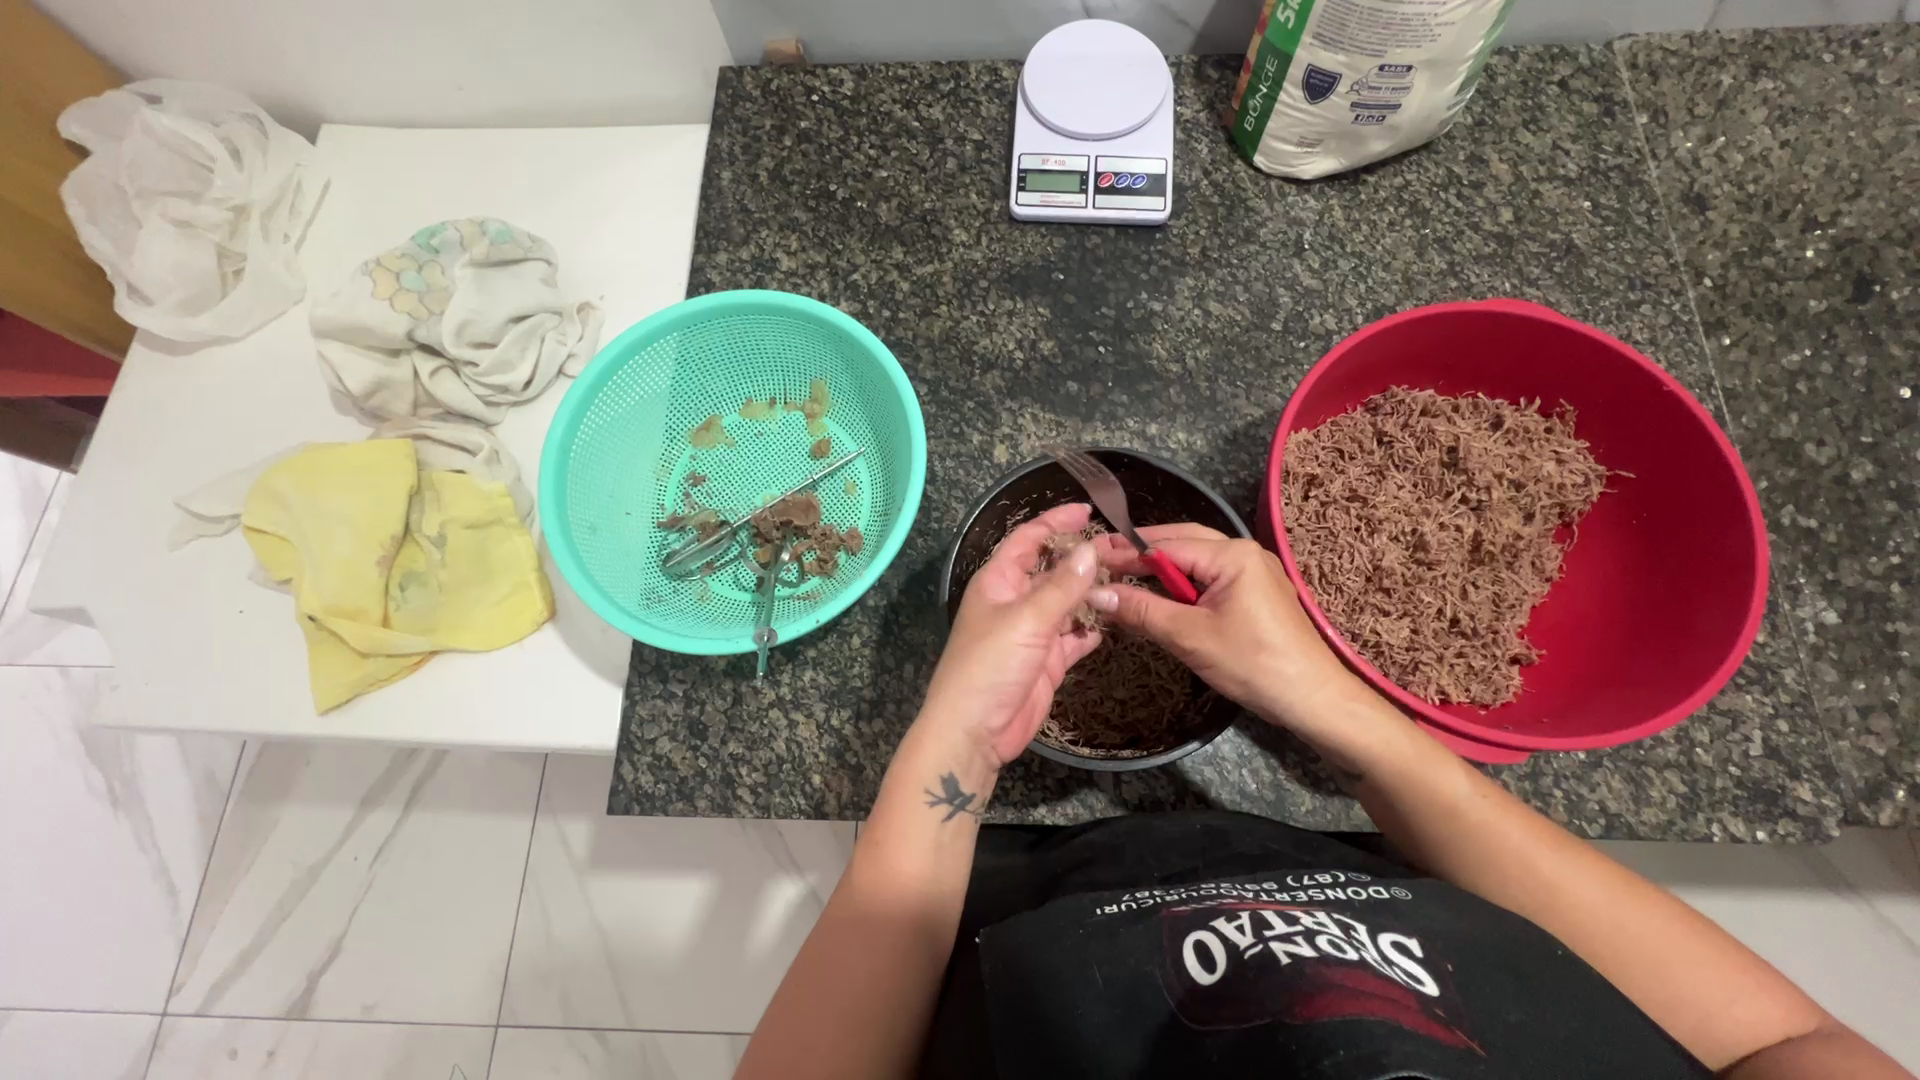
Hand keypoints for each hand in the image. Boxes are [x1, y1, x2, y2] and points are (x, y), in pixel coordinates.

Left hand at [921, 503, 1104, 767]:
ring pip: (1067, 602)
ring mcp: (1032, 632)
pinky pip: (1074, 636)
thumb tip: (1090, 549)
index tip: (1088, 511)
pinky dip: (1092, 629)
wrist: (975, 731)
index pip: (1029, 539)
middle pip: (1053, 570)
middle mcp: (1015, 601)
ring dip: (1093, 593)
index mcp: (998, 581)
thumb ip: (1062, 586)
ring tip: (1128, 581)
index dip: (1056, 521)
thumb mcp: (1027, 619)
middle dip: (1083, 559)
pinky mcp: (1047, 660)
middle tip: (1123, 550)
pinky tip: (1115, 621)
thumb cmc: (990, 665)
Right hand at [1088, 525, 1363, 733]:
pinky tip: (1161, 599)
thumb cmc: (1253, 664)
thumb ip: (1142, 610)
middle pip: (1182, 542)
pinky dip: (1182, 586)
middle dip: (1141, 552)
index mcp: (1232, 555)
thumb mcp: (1189, 637)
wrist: (1315, 700)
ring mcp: (1255, 573)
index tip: (1089, 560)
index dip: (1125, 553)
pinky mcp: (1257, 595)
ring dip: (1161, 570)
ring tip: (1124, 578)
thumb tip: (1096, 593)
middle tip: (1102, 562)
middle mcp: (1245, 553)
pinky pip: (1210, 579)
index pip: (1165, 545)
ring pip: (1196, 561)